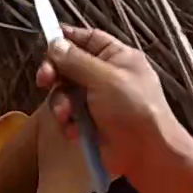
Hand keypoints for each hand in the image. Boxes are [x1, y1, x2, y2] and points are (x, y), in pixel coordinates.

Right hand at [36, 25, 185, 180]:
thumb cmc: (135, 109)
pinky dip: (68, 123)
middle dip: (55, 75)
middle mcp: (105, 77)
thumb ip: (76, 61)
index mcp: (116, 58)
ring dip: (60, 104)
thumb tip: (55, 43)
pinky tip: (75, 131)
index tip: (46, 42)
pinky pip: (68, 117)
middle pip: (69, 67)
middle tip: (45, 80)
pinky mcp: (89, 123)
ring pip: (64, 94)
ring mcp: (96, 101)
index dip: (67, 39)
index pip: (87, 39)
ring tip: (66, 115)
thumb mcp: (104, 78)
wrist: (147, 153)